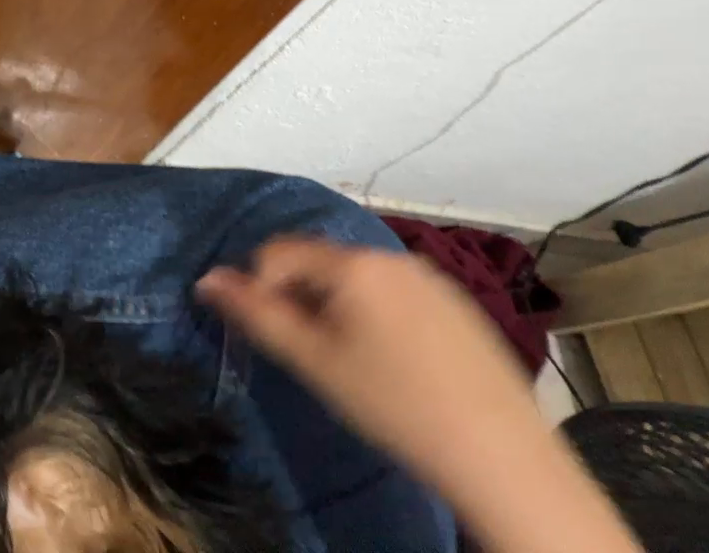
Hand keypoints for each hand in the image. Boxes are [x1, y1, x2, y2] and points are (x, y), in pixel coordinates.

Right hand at [196, 238, 536, 479]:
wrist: (503, 456)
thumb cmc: (392, 403)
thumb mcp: (311, 360)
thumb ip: (254, 313)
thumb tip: (206, 278)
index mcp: (352, 263)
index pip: (275, 252)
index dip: (261, 289)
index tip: (280, 337)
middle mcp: (390, 255)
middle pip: (315, 260)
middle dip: (299, 296)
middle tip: (312, 351)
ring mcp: (430, 276)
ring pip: (353, 277)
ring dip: (334, 305)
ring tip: (351, 359)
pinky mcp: (457, 303)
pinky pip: (392, 291)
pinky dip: (374, 313)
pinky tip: (393, 362)